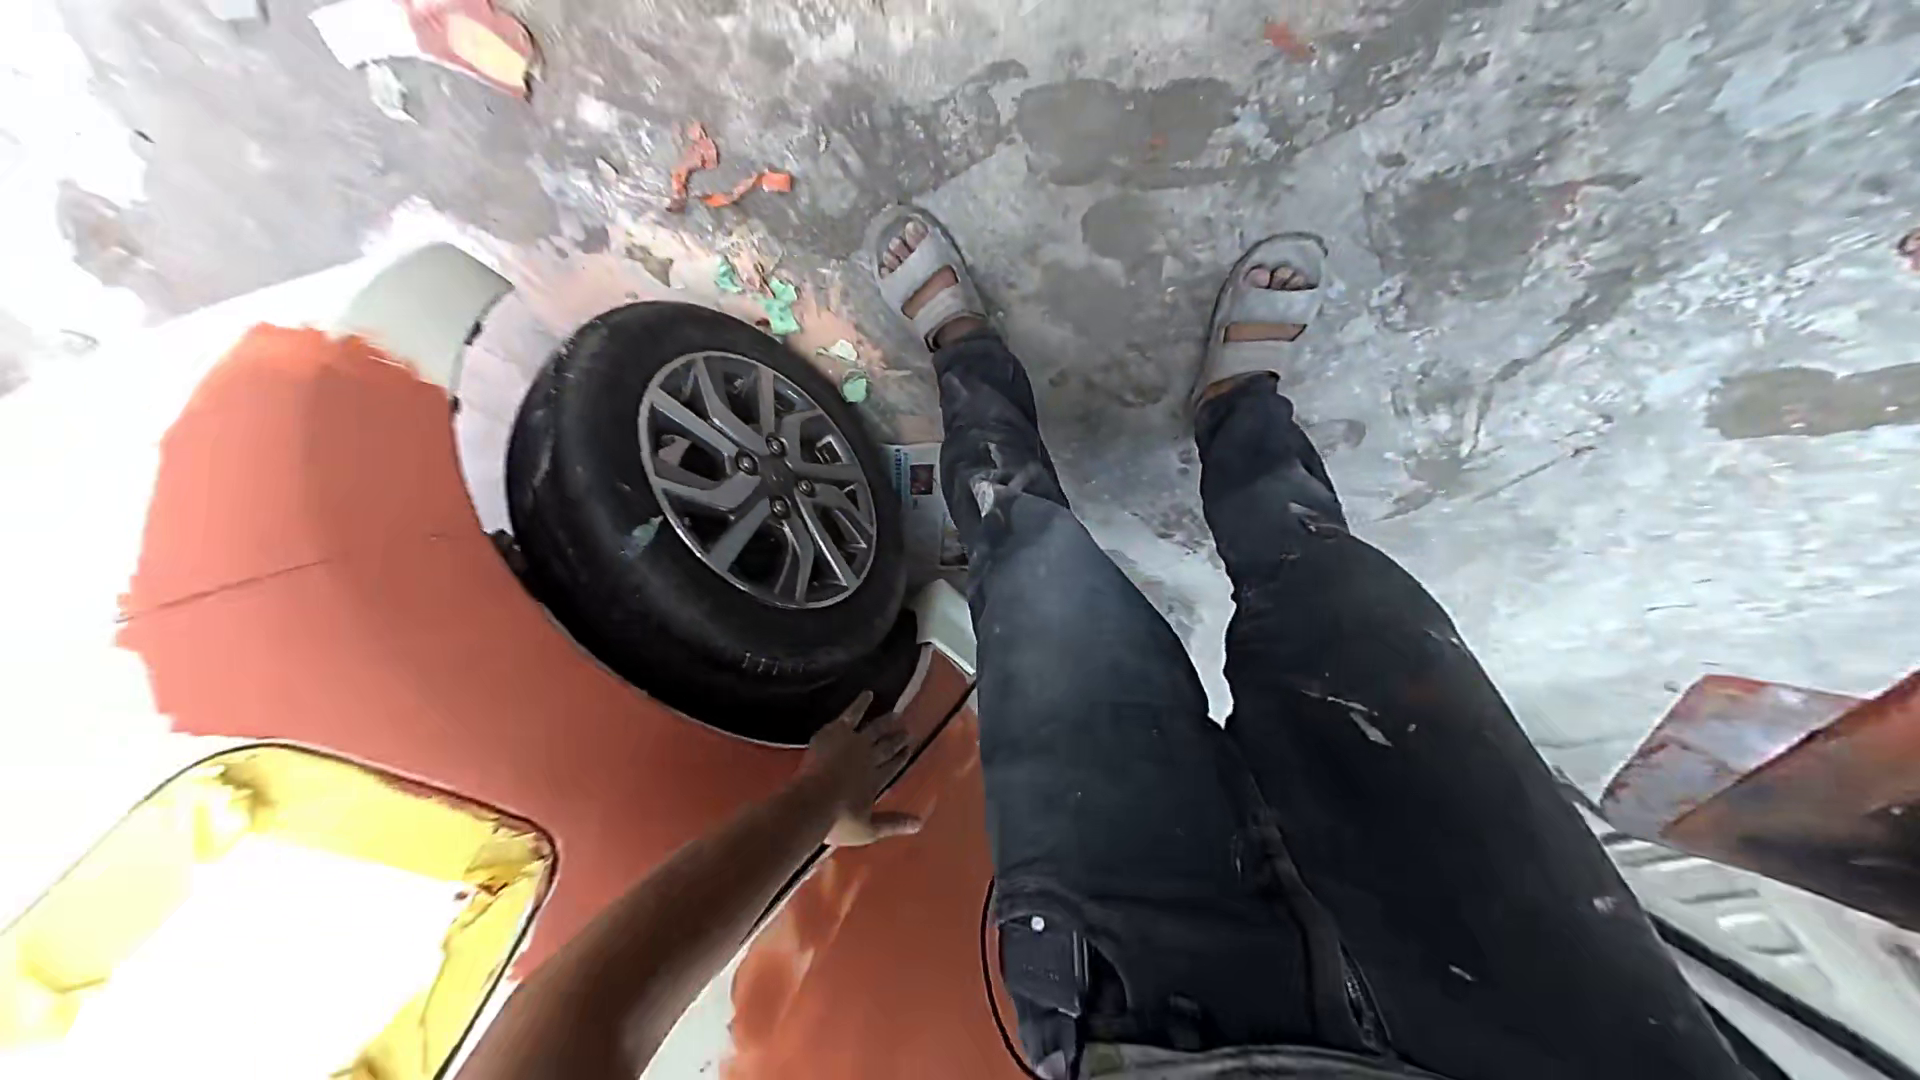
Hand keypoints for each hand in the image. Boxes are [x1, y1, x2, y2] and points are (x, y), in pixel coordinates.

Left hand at [797, 691, 922, 846]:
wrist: (811, 803)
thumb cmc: (837, 821)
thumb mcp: (868, 830)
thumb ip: (893, 824)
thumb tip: (920, 824)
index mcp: (876, 780)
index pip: (893, 766)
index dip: (901, 757)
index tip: (909, 748)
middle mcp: (869, 758)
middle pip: (886, 746)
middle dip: (898, 739)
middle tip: (907, 730)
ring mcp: (854, 742)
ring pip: (875, 728)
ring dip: (886, 722)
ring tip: (896, 714)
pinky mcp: (837, 731)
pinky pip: (852, 713)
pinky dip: (860, 703)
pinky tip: (867, 694)